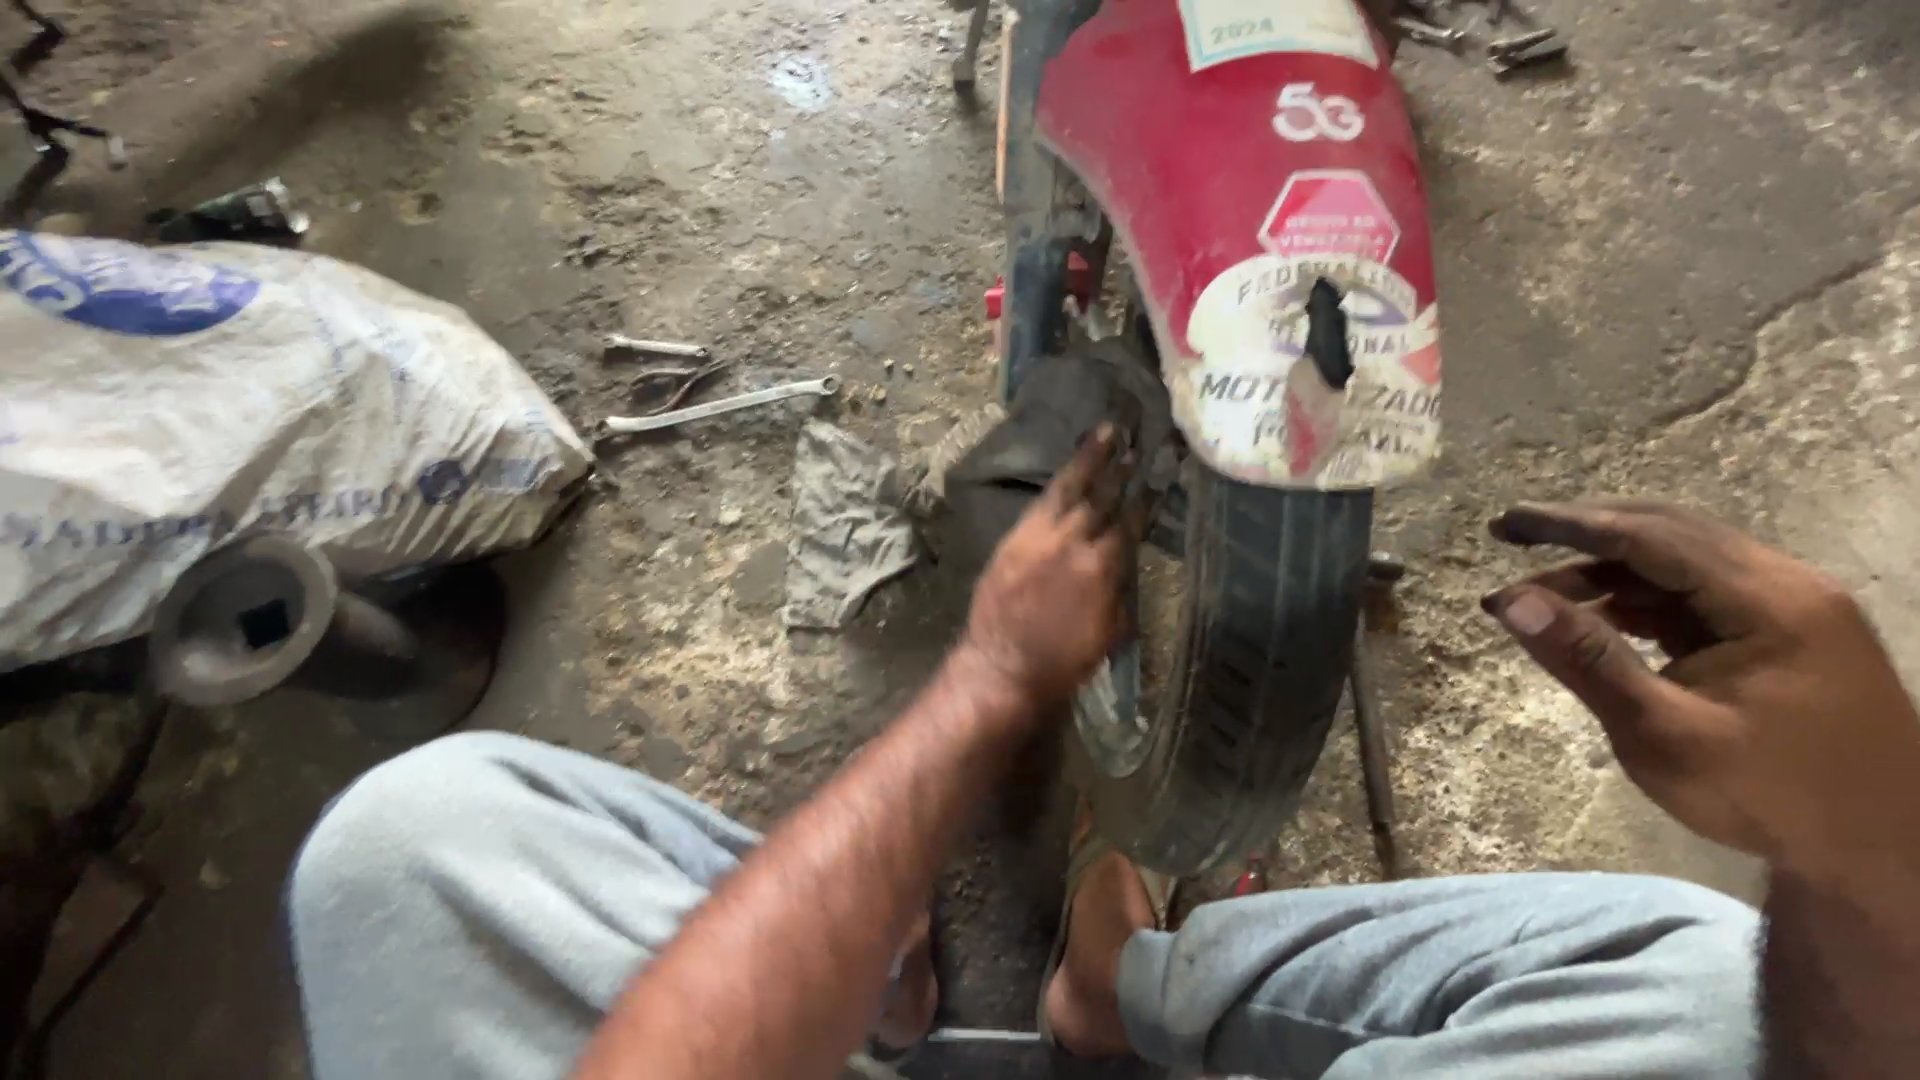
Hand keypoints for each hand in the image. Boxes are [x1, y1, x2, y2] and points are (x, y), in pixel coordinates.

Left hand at [960, 424, 1141, 707]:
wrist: (1003, 667)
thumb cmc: (1063, 661)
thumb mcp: (1110, 631)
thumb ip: (1120, 590)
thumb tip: (1126, 563)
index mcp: (1103, 566)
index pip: (1131, 522)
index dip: (1148, 497)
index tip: (1161, 473)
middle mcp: (1073, 542)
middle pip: (1103, 496)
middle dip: (1122, 468)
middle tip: (1137, 441)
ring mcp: (1039, 536)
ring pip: (1069, 488)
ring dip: (1089, 459)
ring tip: (1106, 433)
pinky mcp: (1013, 539)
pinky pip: (1040, 502)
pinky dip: (1057, 483)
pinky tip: (1066, 472)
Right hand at [1482, 500, 1919, 871]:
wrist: (1882, 855)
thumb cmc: (1769, 795)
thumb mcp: (1661, 732)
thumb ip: (1584, 658)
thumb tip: (1509, 600)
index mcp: (1770, 601)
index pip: (1650, 536)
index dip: (1569, 524)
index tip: (1504, 523)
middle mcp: (1786, 586)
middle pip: (1667, 531)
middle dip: (1582, 529)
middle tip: (1510, 534)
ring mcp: (1789, 608)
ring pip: (1677, 562)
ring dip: (1602, 569)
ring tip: (1535, 596)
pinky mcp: (1779, 633)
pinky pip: (1692, 592)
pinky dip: (1633, 595)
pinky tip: (1593, 617)